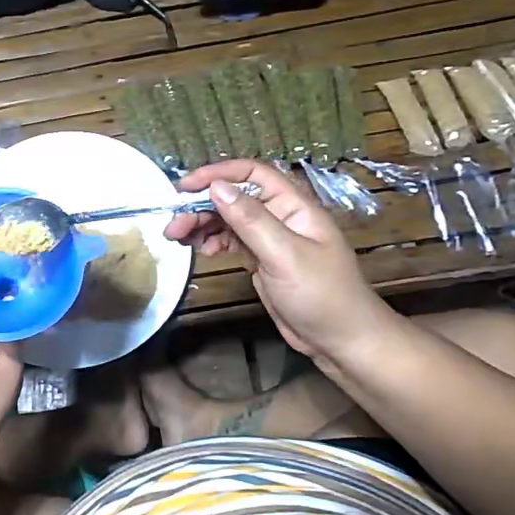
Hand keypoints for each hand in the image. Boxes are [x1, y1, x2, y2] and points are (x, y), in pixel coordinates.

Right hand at [163, 160, 396, 360]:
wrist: (341, 340)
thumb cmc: (321, 295)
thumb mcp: (284, 255)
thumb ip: (250, 220)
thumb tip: (216, 186)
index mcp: (294, 206)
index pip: (252, 174)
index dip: (218, 174)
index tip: (185, 187)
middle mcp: (280, 216)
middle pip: (234, 197)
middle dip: (201, 205)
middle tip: (173, 225)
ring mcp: (270, 238)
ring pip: (228, 219)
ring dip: (201, 224)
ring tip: (177, 237)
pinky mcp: (261, 259)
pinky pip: (231, 240)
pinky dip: (212, 241)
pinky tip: (201, 250)